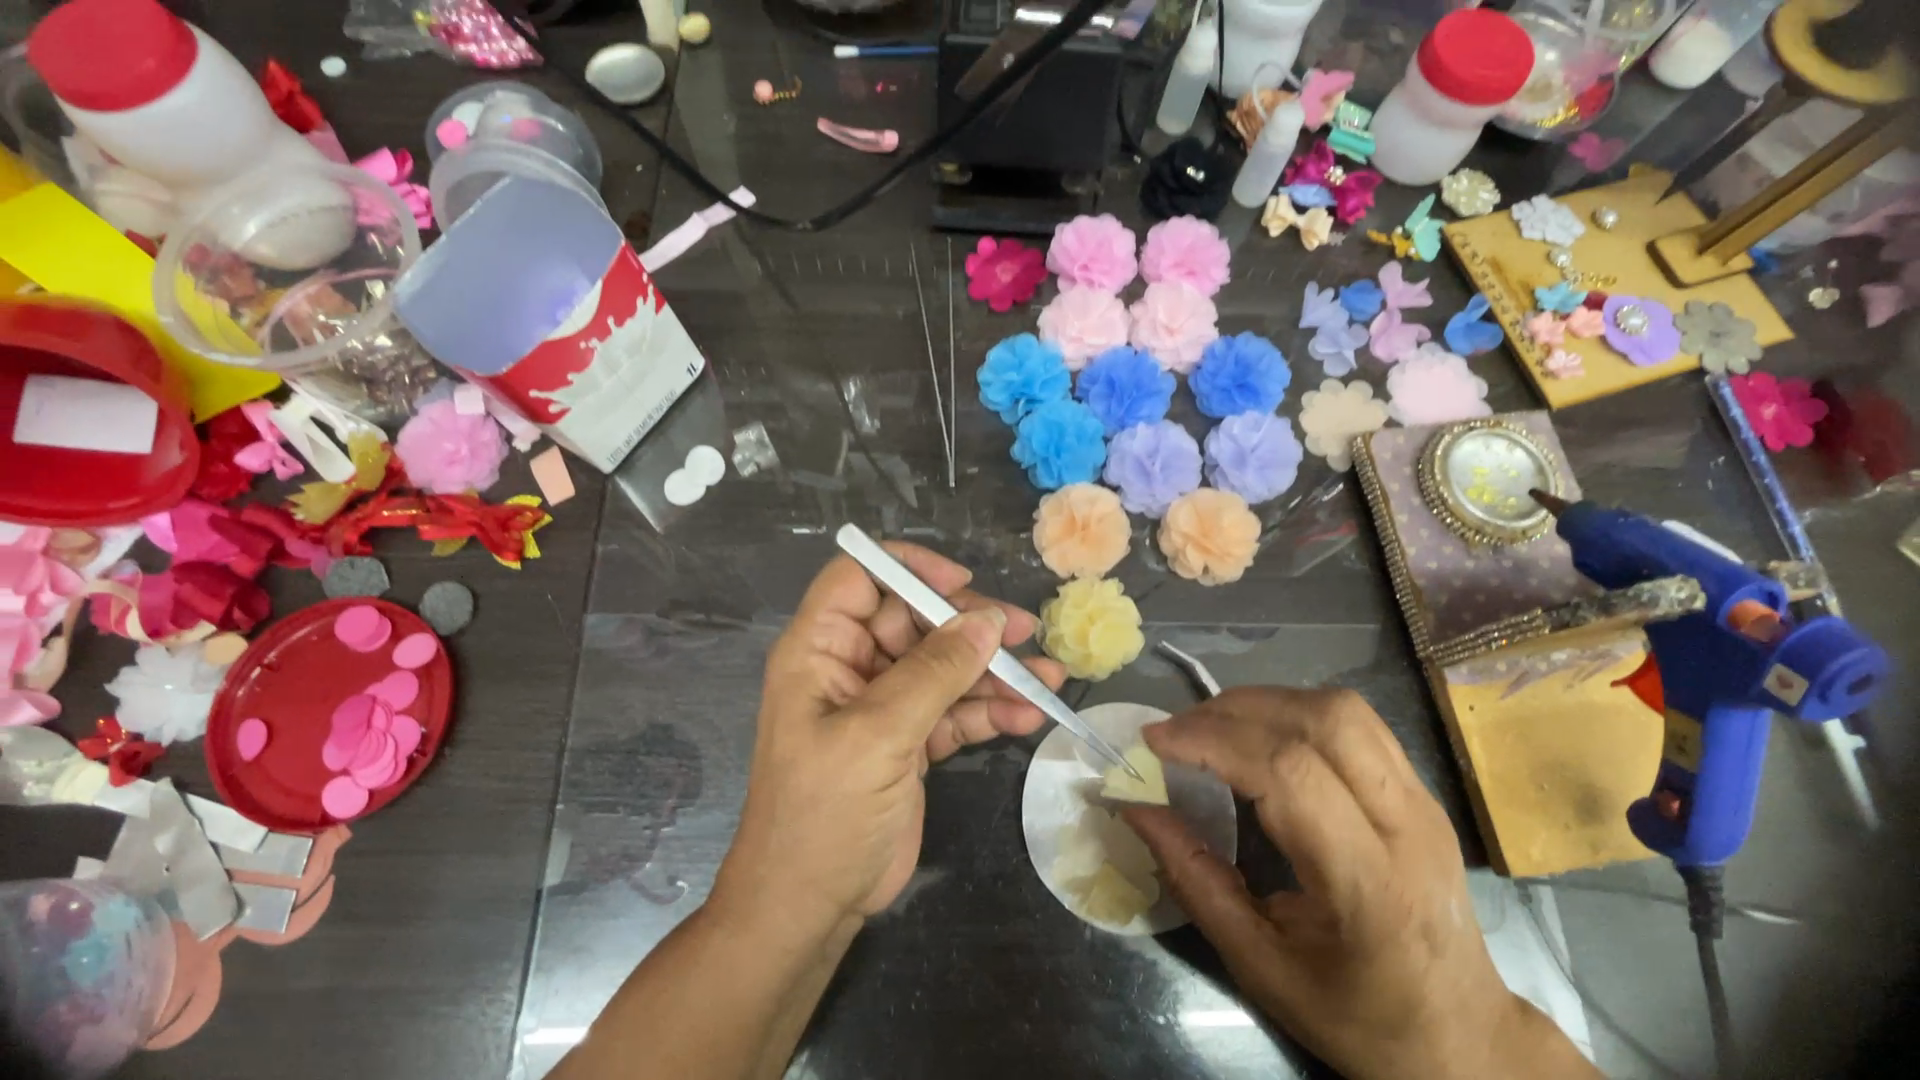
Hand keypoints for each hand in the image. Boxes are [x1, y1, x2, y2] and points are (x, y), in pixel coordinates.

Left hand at [712, 543, 1065, 938]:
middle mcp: (852, 668)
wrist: (811, 904)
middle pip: (915, 621)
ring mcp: (884, 707)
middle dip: (969, 626)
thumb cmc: (824, 812)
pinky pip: (956, 711)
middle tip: (1024, 632)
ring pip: (944, 667)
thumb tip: (987, 622)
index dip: (907, 570)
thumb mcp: (878, 735)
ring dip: (994, 672)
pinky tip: (1029, 716)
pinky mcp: (910, 743)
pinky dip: (991, 711)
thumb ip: (934, 674)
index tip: (961, 583)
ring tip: (1048, 679)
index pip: (859, 579)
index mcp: (821, 651)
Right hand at [1123, 687, 1591, 1079]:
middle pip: (1323, 721)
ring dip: (1266, 703)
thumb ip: (1194, 880)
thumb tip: (1137, 810)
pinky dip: (1294, 713)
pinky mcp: (1423, 793)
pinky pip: (1356, 724)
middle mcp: (1407, 826)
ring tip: (1212, 727)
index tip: (1155, 742)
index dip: (1214, 742)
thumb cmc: (1356, 1015)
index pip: (1289, 772)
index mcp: (1368, 882)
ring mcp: (1424, 802)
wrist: (1462, 1037)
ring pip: (1343, 709)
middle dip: (1235, 711)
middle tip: (1178, 732)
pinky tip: (1259, 738)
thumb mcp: (1260, 966)